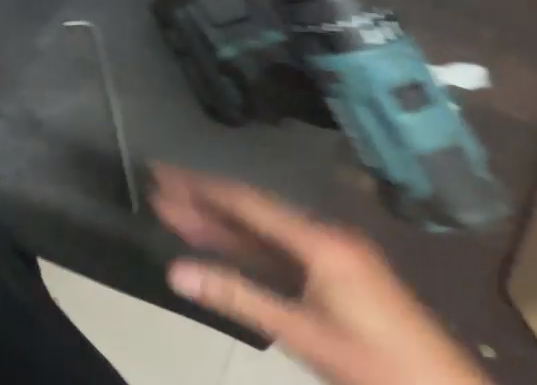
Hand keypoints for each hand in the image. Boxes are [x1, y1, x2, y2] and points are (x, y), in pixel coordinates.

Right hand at [152, 166, 490, 384]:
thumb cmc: (379, 365)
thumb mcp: (304, 334)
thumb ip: (239, 298)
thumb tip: (174, 271)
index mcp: (321, 243)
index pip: (247, 203)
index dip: (199, 186)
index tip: (160, 172)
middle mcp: (327, 240)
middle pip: (254, 212)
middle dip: (203, 201)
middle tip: (157, 187)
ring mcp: (336, 259)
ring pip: (265, 233)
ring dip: (220, 223)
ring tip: (173, 211)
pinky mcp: (339, 279)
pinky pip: (280, 251)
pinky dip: (244, 245)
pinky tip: (217, 245)